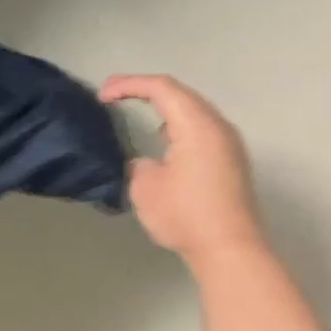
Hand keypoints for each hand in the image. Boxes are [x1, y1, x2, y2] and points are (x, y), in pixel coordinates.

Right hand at [100, 74, 263, 264]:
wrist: (227, 245)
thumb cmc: (183, 213)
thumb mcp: (145, 187)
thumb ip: (138, 164)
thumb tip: (142, 160)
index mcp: (197, 127)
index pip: (163, 90)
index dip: (130, 85)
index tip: (102, 94)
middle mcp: (218, 126)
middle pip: (181, 94)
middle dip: (145, 90)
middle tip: (112, 95)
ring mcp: (227, 142)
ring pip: (192, 110)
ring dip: (162, 106)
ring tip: (133, 111)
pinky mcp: (228, 159)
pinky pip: (199, 127)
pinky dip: (175, 122)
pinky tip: (160, 137)